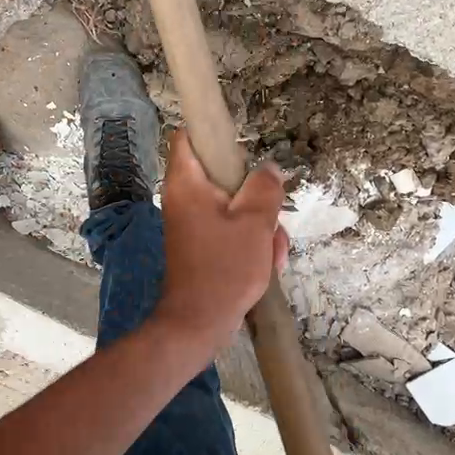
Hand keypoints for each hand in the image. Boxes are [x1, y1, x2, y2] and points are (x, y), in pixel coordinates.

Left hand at [151, 131, 286, 347]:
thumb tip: (269, 168)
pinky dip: (249, 243)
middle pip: (222, 175)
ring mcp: (190, 221)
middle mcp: (182, 196)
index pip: (188, 136)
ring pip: (233, 206)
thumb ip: (264, 188)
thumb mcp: (255, 223)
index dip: (213, 132)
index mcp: (186, 182)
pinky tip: (265, 264)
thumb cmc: (224, 267)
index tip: (242, 144)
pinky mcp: (200, 243)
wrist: (200, 322)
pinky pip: (229, 229)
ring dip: (259, 225)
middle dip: (254, 195)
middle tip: (270, 216)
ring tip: (271, 251)